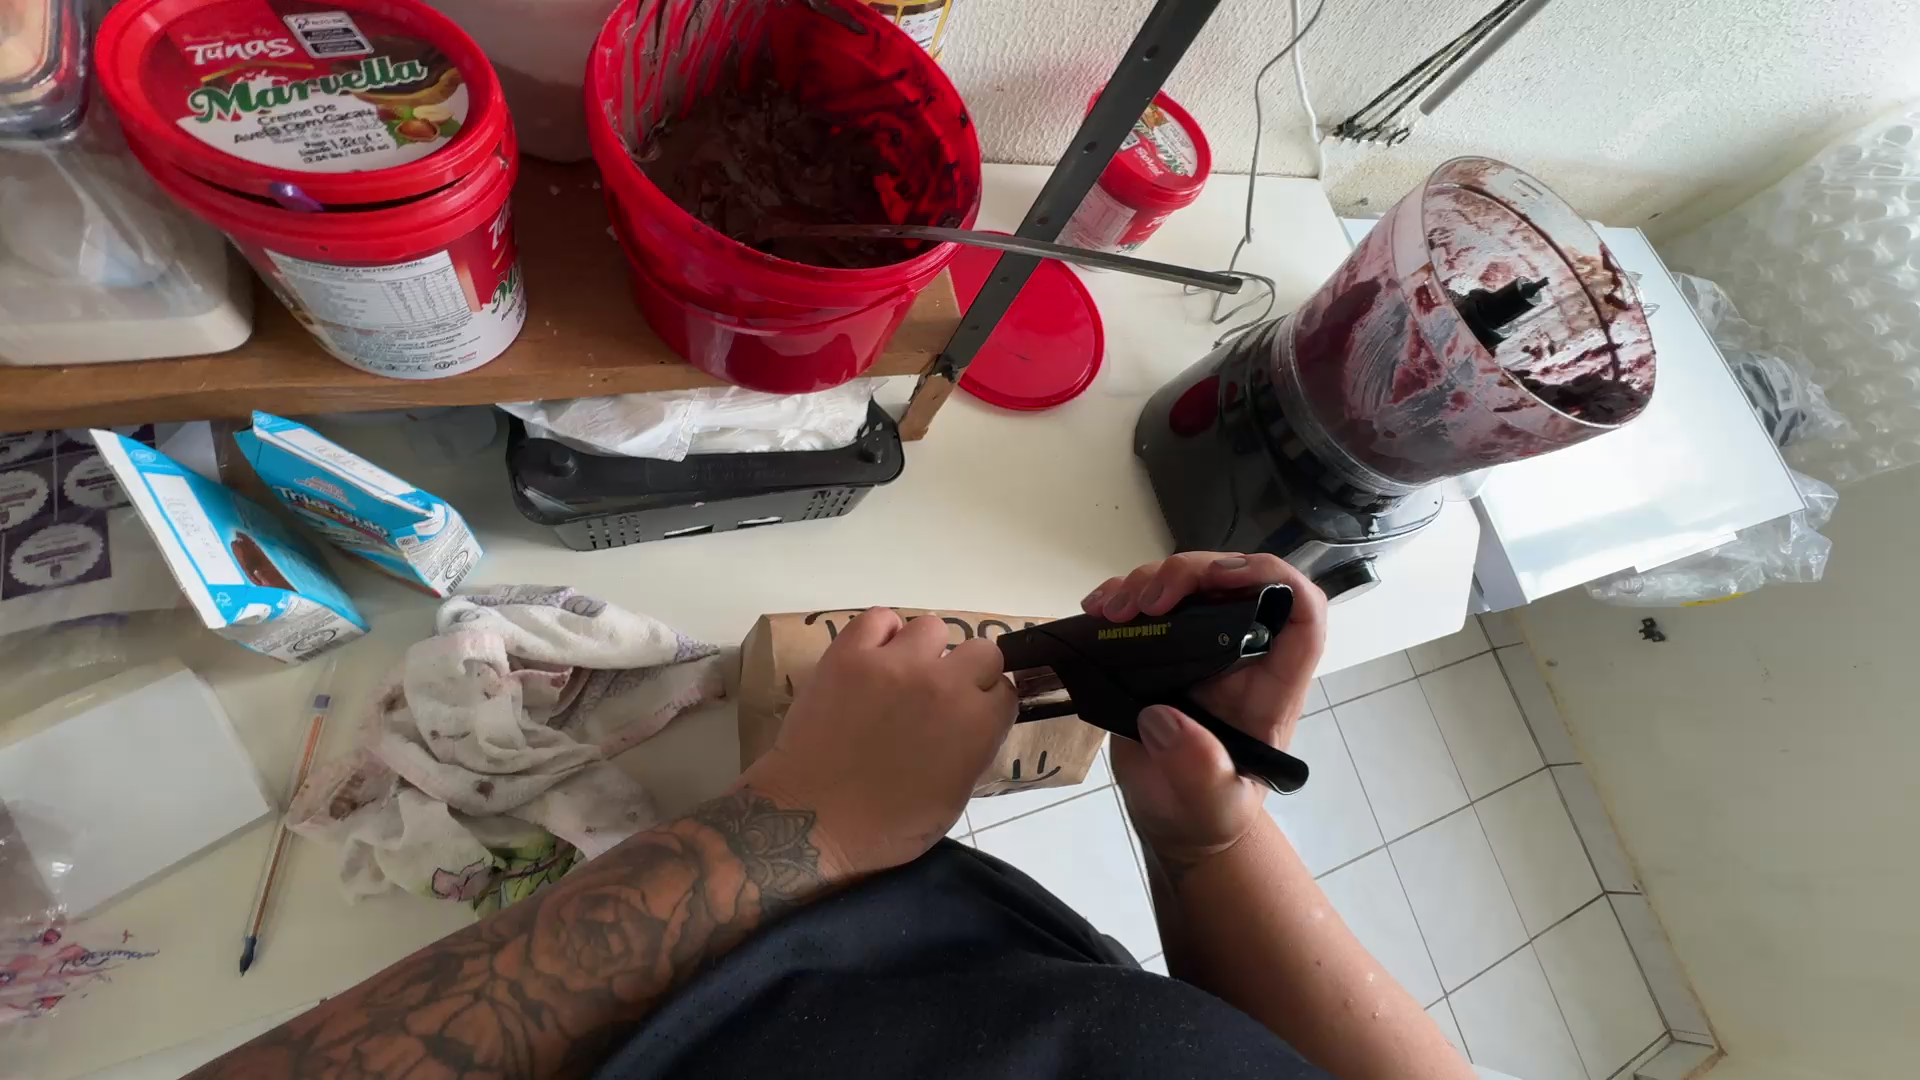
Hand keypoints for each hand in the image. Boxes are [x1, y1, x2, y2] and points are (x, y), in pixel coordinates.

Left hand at [740, 608, 1016, 878]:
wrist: (812, 819)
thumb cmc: (888, 825)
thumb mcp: (954, 798)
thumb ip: (975, 747)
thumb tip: (977, 718)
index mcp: (976, 725)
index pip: (1005, 690)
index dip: (987, 702)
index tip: (971, 713)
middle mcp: (944, 684)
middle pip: (983, 650)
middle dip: (968, 672)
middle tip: (941, 694)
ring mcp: (896, 664)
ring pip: (932, 627)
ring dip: (925, 650)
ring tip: (903, 675)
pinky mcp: (851, 653)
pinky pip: (879, 618)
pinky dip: (881, 634)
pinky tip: (875, 657)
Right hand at [1082, 553, 1327, 874]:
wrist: (1172, 814)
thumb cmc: (1206, 813)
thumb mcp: (1211, 802)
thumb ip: (1199, 769)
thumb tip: (1162, 717)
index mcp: (1269, 685)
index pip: (1302, 615)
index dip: (1276, 580)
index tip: (1224, 577)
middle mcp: (1237, 654)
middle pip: (1232, 582)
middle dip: (1189, 574)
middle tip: (1146, 602)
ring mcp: (1195, 647)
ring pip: (1186, 584)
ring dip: (1147, 582)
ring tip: (1111, 612)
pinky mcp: (1156, 648)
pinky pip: (1146, 602)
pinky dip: (1118, 595)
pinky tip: (1096, 609)